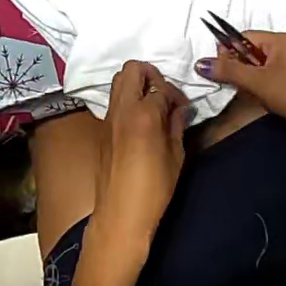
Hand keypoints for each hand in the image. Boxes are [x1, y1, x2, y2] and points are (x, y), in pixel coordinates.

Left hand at [90, 61, 189, 266]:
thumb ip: (176, 125)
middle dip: (150, 75)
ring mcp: (108, 118)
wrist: (120, 215)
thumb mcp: (176, 156)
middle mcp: (121, 109)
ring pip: (118, 82)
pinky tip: (142, 122)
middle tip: (164, 96)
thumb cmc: (154, 189)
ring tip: (154, 107)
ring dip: (137, 86)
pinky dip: (128, 101)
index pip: (161, 87)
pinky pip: (114, 102)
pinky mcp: (102, 130)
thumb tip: (178, 109)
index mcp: (143, 113)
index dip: (176, 95)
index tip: (183, 109)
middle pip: (131, 69)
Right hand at [197, 32, 285, 141]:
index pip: (245, 37)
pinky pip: (271, 84)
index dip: (228, 51)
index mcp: (283, 40)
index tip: (217, 70)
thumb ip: (229, 71)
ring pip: (260, 71)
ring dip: (250, 84)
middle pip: (251, 54)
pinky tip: (262, 104)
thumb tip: (199, 63)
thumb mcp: (260, 82)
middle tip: (233, 86)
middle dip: (238, 70)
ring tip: (251, 96)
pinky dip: (262, 92)